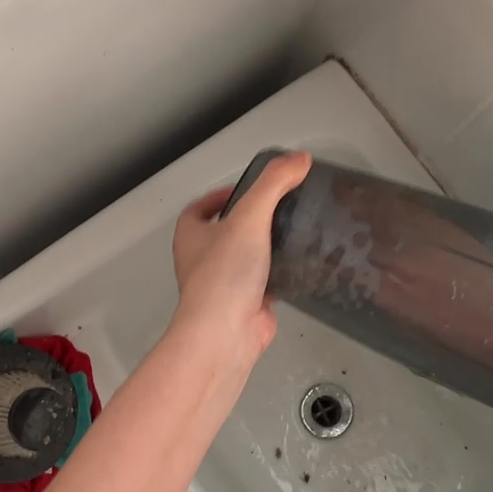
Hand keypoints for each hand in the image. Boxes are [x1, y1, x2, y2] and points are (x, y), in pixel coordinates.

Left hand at [170, 152, 311, 359]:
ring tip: (297, 231)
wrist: (226, 333)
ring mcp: (223, 285)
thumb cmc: (225, 273)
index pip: (201, 207)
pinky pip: (264, 283)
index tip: (251, 189)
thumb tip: (300, 158)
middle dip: (251, 221)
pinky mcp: (246, 305)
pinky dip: (280, 275)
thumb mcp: (249, 216)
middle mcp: (202, 260)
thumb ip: (274, 184)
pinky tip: (301, 266)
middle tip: (281, 209)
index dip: (223, 195)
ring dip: (268, 248)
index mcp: (191, 235)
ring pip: (247, 259)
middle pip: (226, 232)